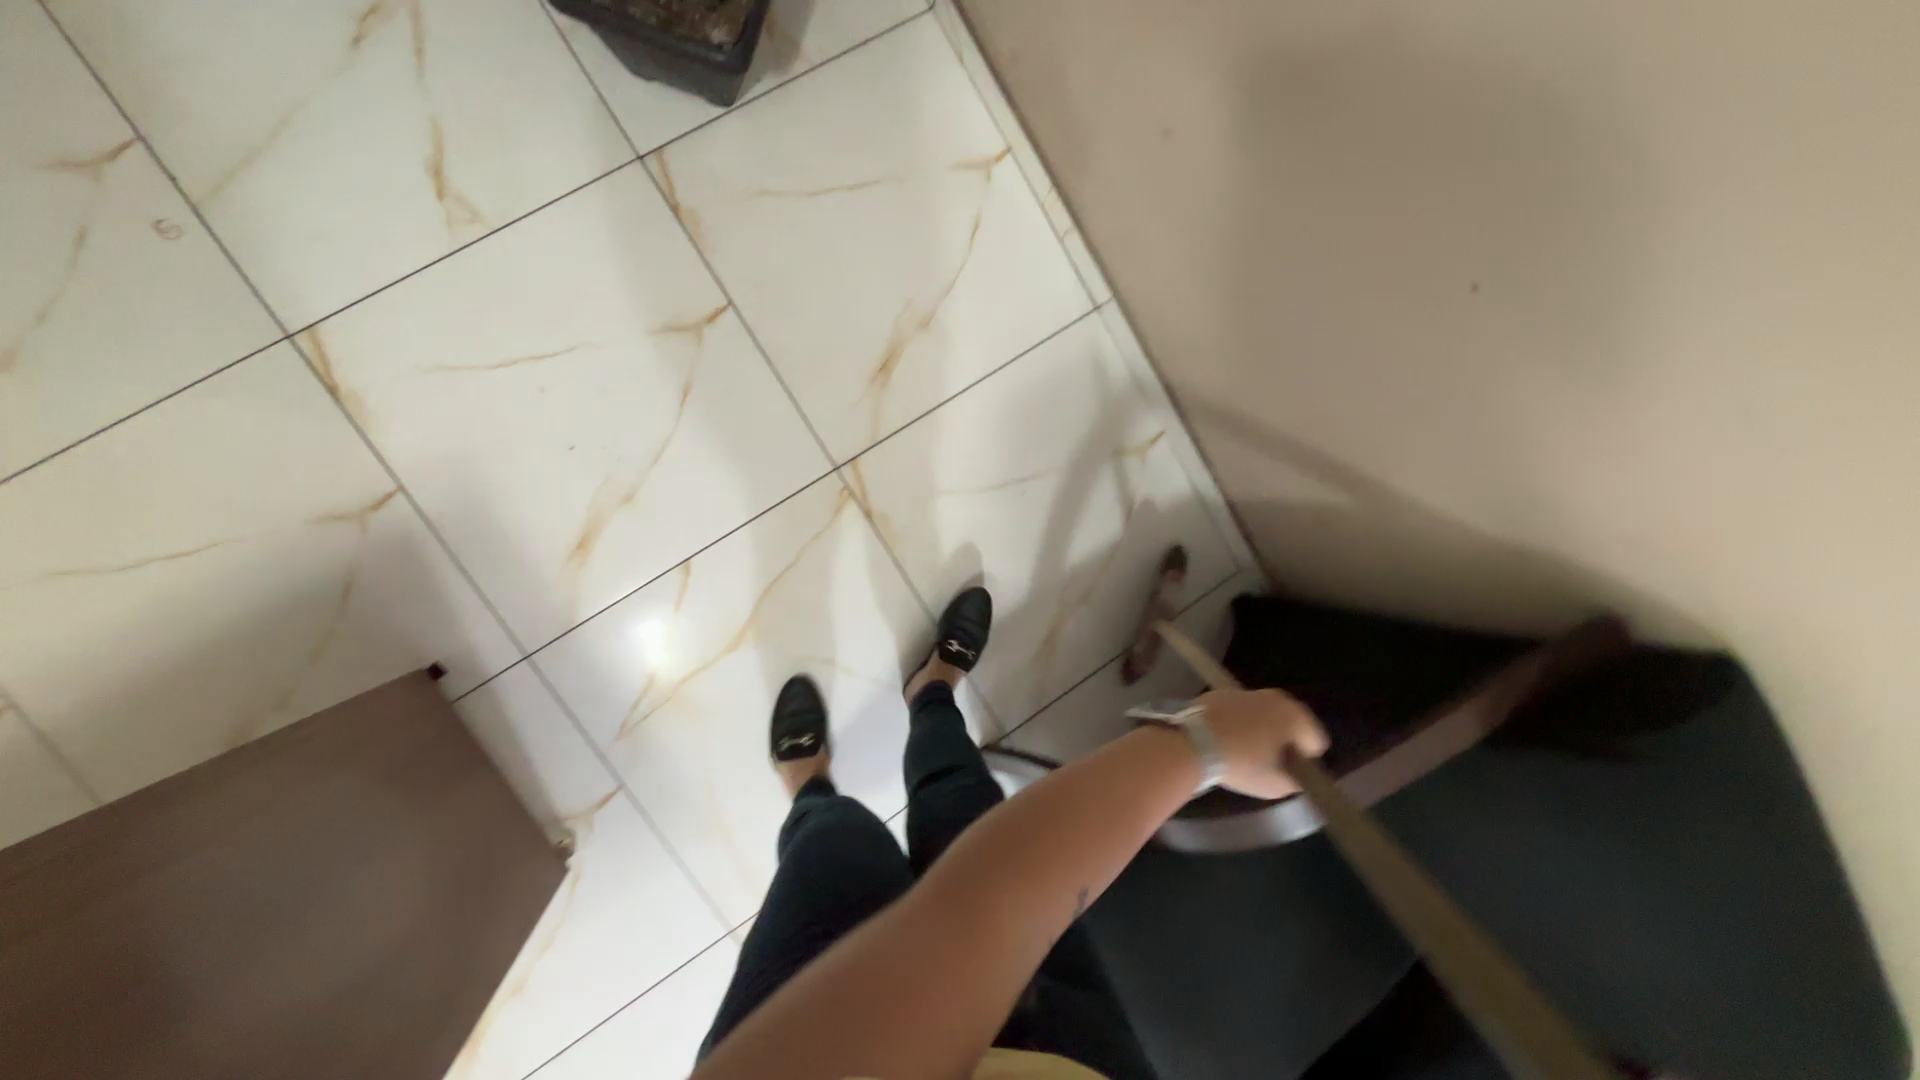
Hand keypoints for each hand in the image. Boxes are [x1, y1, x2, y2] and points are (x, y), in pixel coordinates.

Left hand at [1199, 688, 1328, 797]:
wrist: (1190, 742)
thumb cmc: (1241, 763)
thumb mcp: (1273, 785)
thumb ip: (1292, 782)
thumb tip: (1293, 779)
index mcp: (1295, 716)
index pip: (1316, 741)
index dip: (1306, 761)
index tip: (1289, 772)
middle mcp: (1275, 697)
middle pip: (1290, 723)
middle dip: (1284, 741)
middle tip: (1268, 763)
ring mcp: (1246, 691)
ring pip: (1263, 715)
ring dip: (1260, 729)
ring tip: (1244, 752)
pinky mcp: (1219, 693)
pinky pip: (1238, 712)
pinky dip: (1237, 722)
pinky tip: (1224, 739)